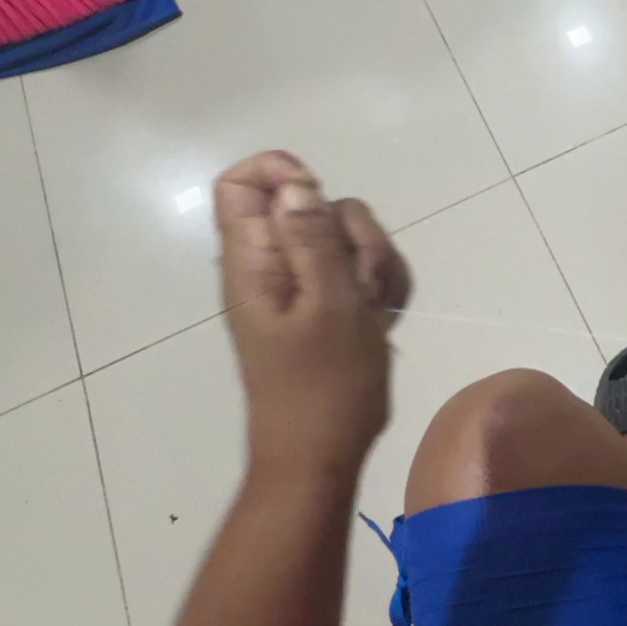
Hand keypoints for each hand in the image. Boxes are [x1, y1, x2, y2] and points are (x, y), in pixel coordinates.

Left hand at [214, 151, 412, 479]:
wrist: (325, 451)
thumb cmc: (325, 384)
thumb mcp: (329, 305)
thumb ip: (314, 239)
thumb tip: (297, 182)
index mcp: (254, 261)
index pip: (242, 184)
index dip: (282, 174)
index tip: (326, 203)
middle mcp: (274, 265)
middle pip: (312, 206)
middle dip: (353, 232)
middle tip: (360, 279)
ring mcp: (304, 286)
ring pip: (347, 238)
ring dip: (375, 263)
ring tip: (376, 308)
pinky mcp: (331, 304)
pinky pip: (362, 271)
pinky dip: (380, 287)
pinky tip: (384, 317)